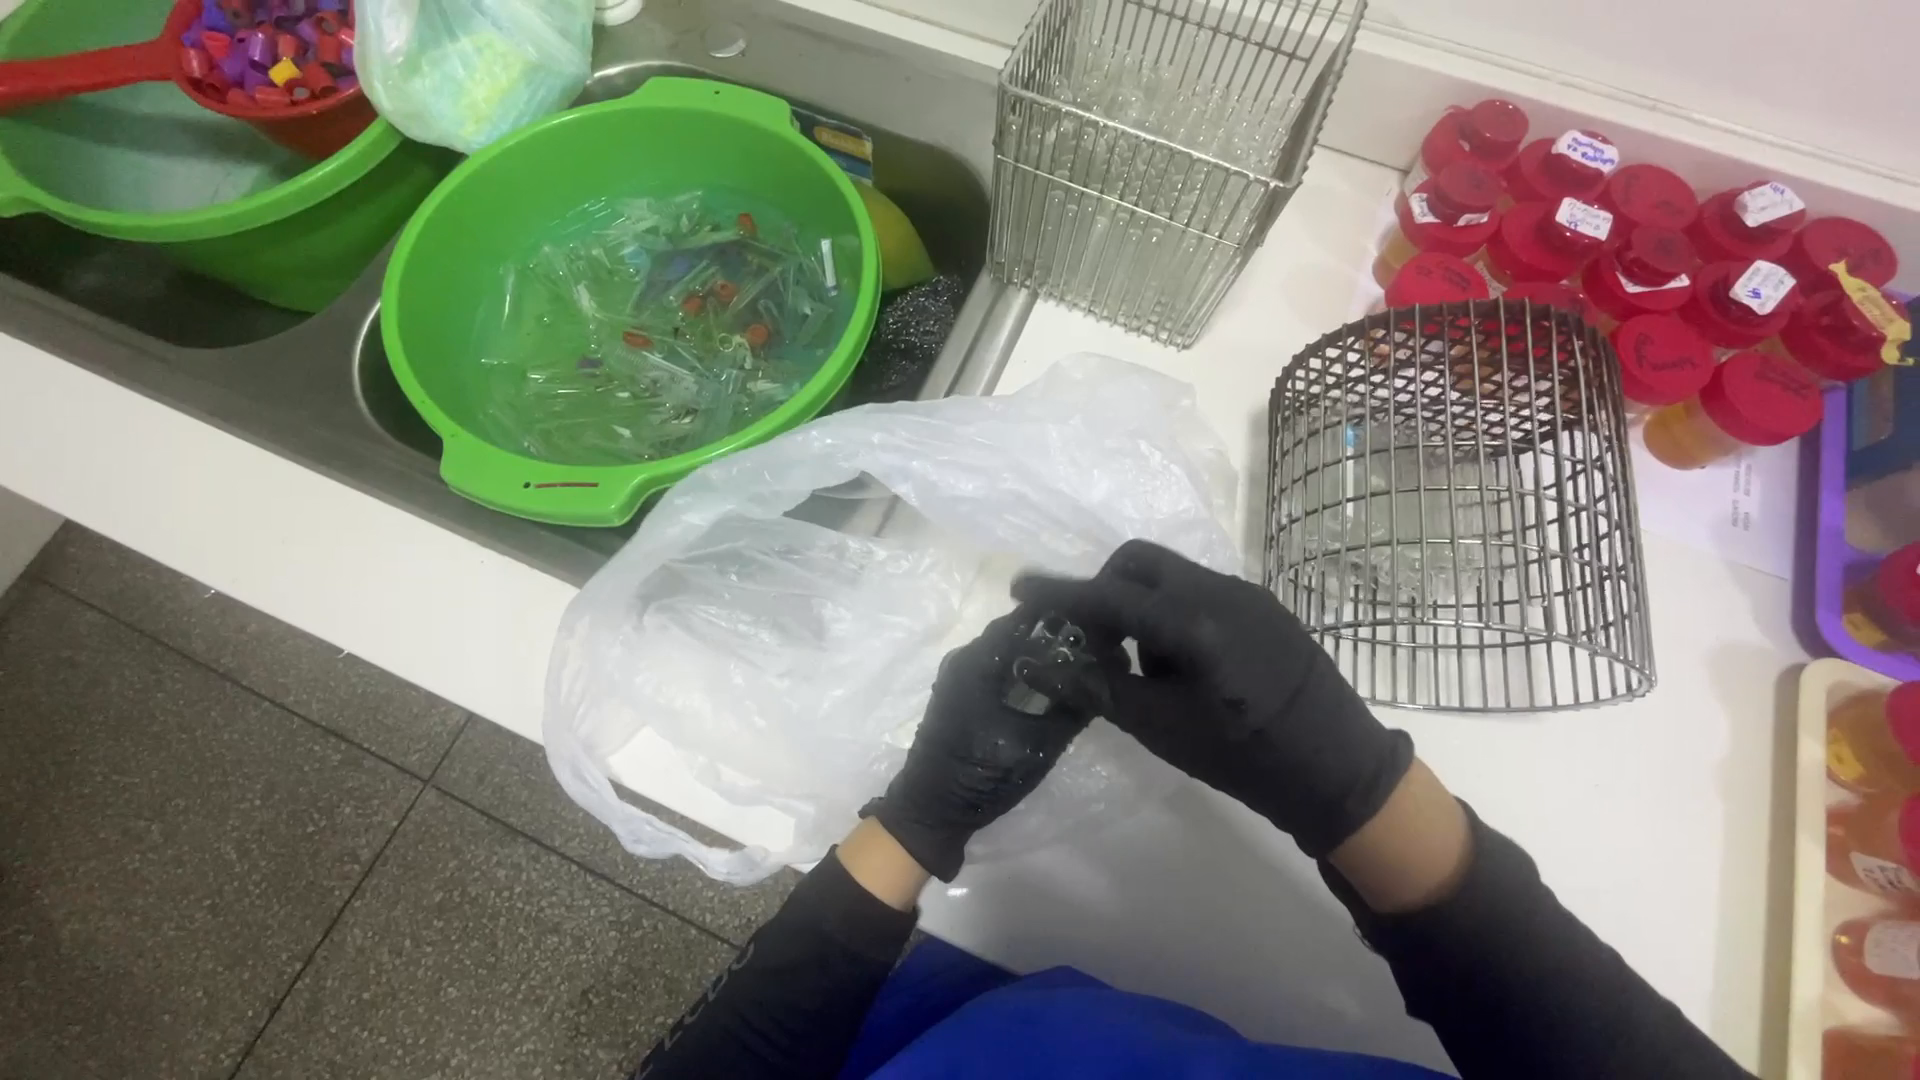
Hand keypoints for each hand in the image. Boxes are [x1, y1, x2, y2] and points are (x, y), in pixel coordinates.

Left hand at [861, 609, 1107, 881]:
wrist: (932, 810)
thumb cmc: (981, 775)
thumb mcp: (1037, 745)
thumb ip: (1072, 709)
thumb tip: (1105, 679)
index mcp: (978, 661)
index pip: (1025, 618)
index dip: (1061, 618)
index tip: (1096, 624)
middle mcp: (963, 658)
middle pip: (1015, 632)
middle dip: (1052, 637)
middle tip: (1091, 647)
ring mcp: (957, 676)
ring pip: (1005, 651)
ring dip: (1036, 655)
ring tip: (1075, 666)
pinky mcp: (958, 694)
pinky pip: (994, 669)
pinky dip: (1020, 670)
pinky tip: (1047, 686)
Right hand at [1013, 539, 1412, 858]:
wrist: (1337, 770)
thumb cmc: (1240, 757)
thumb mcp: (1158, 727)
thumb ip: (1096, 685)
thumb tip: (1037, 662)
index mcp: (1191, 622)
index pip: (1106, 596)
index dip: (1057, 594)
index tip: (1020, 589)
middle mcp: (1217, 591)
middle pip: (1137, 562)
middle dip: (1103, 591)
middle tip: (1093, 639)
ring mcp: (1245, 593)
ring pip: (1169, 576)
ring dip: (1140, 608)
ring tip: (1148, 669)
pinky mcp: (1263, 605)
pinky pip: (1199, 592)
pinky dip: (1173, 616)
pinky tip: (1186, 667)